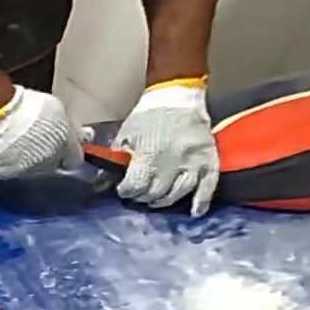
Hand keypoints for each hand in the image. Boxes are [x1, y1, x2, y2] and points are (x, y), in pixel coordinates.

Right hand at [0, 86, 88, 180]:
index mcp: (64, 152)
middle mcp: (45, 168)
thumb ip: (72, 130)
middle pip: (52, 167)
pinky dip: (12, 163)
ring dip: (31, 161)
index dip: (73, 153)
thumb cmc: (31, 111)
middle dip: (51, 157)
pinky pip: (11, 170)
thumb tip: (85, 137)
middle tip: (42, 142)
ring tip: (22, 145)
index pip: (75, 160)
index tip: (69, 146)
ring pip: (32, 170)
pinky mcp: (3, 174)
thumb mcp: (60, 115)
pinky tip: (8, 151)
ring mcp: (22, 172)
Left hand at [114, 80, 219, 215]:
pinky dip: (202, 200)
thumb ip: (113, 164)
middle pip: (156, 192)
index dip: (125, 191)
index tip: (123, 188)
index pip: (135, 186)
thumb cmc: (145, 119)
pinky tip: (195, 212)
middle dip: (143, 197)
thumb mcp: (122, 140)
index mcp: (149, 154)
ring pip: (179, 192)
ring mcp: (194, 159)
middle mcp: (173, 160)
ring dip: (164, 201)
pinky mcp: (210, 157)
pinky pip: (209, 184)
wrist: (177, 97)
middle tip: (138, 194)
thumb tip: (99, 187)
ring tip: (155, 199)